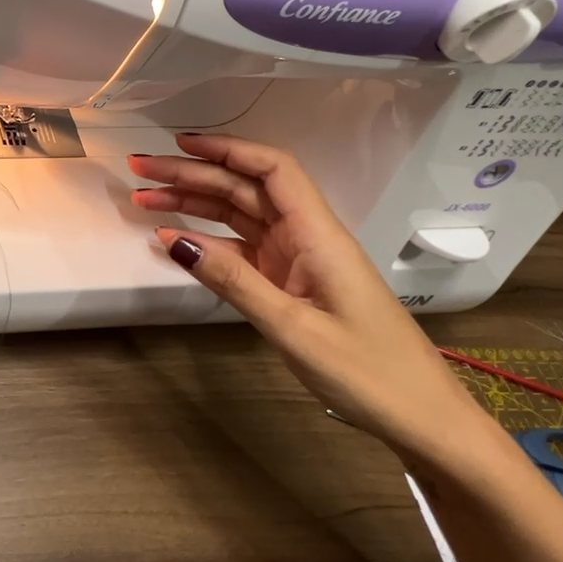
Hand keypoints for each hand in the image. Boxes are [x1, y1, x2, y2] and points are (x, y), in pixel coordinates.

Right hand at [129, 134, 500, 471]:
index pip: (271, 171)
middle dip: (192, 174)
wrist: (422, 419)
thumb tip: (172, 239)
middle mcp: (307, 237)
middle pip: (246, 189)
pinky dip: (208, 240)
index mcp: (318, 235)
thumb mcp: (293, 329)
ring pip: (239, 216)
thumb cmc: (368, 372)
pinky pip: (242, 249)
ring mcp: (298, 260)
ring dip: (194, 203)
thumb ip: (231, 280)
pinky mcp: (292, 282)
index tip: (179, 143)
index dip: (226, 149)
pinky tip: (176, 240)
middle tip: (140, 171)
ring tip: (144, 199)